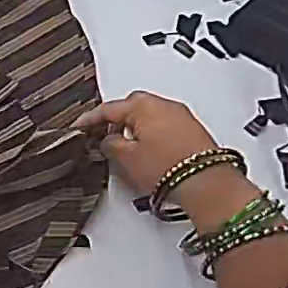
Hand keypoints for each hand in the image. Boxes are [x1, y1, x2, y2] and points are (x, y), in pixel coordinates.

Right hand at [72, 91, 258, 232]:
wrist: (206, 183)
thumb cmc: (170, 168)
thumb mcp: (126, 158)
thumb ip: (109, 144)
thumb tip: (107, 141)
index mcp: (144, 104)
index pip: (108, 108)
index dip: (90, 120)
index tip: (80, 126)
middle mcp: (165, 105)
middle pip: (131, 107)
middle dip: (115, 121)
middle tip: (102, 137)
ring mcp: (181, 117)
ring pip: (148, 117)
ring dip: (134, 129)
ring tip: (125, 152)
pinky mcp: (192, 131)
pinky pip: (164, 127)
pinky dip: (151, 136)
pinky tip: (147, 155)